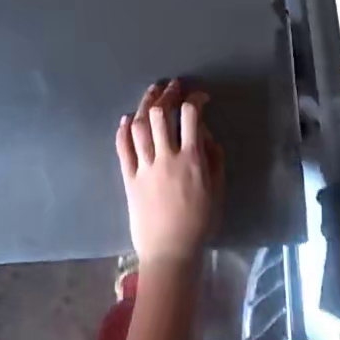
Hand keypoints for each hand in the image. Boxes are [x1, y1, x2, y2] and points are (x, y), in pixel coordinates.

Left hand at [114, 79, 221, 267]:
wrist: (171, 253)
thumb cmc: (199, 223)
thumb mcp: (216, 190)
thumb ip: (213, 158)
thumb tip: (205, 133)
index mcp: (192, 160)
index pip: (191, 116)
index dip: (195, 99)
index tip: (200, 97)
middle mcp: (166, 158)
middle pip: (161, 114)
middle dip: (167, 94)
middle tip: (172, 86)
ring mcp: (145, 167)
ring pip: (140, 126)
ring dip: (145, 104)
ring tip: (151, 92)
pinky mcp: (129, 179)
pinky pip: (123, 149)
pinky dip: (123, 130)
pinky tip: (127, 118)